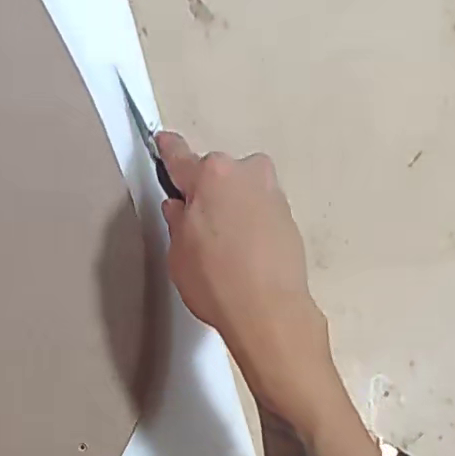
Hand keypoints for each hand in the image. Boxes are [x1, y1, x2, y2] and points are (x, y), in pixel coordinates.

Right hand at [155, 132, 329, 381]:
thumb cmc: (220, 282)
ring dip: (233, 211)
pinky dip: (252, 228)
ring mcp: (273, 195)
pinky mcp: (290, 220)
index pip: (180, 157)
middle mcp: (247, 174)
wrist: (269, 311)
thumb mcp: (179, 254)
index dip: (168, 153)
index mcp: (212, 174)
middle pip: (218, 175)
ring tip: (224, 252)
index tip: (164, 144)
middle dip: (207, 195)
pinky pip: (261, 214)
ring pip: (243, 194)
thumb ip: (177, 222)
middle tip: (197, 231)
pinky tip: (244, 258)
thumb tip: (180, 210)